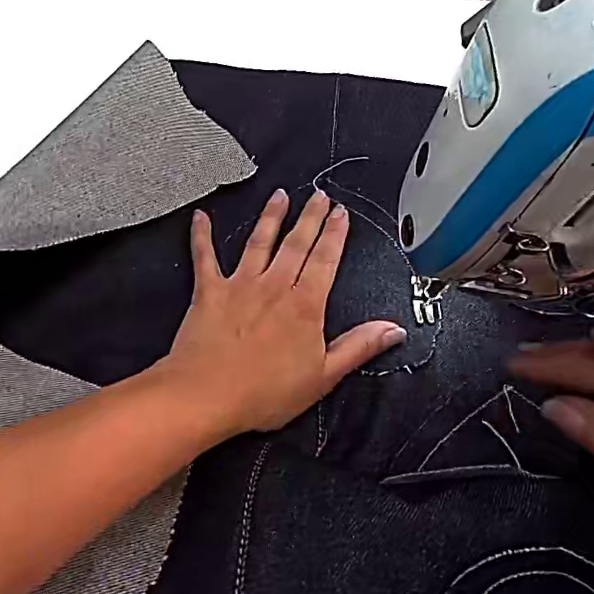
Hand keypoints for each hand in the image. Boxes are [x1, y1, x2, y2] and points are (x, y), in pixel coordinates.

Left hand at [156, 188, 404, 435]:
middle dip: (310, 216)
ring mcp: (240, 285)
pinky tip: (201, 218)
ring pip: (259, 241)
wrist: (206, 397)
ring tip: (280, 196)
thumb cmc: (263, 392)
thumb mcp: (323, 375)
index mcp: (304, 305)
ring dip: (271, 216)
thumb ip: (359, 347)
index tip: (341, 214)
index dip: (335, 234)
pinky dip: (202, 236)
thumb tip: (392, 330)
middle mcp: (274, 286)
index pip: (325, 259)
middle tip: (319, 196)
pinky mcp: (209, 293)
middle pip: (297, 242)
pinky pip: (204, 257)